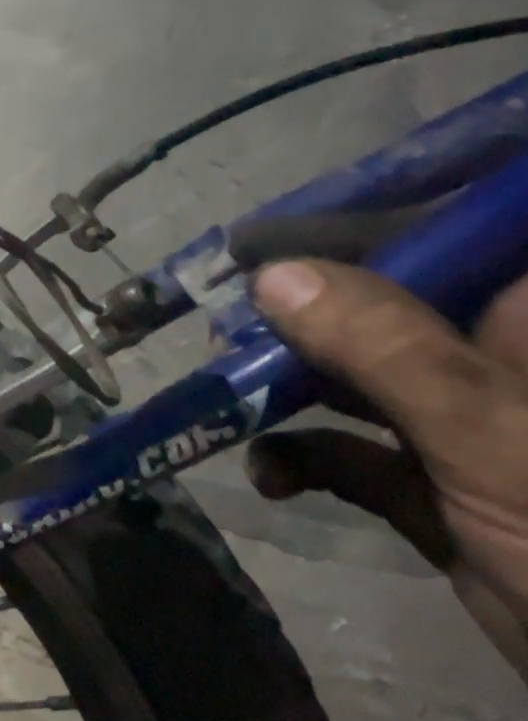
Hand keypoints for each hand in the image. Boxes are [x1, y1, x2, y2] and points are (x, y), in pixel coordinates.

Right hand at [247, 260, 527, 657]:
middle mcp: (500, 371)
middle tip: (221, 320)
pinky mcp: (434, 494)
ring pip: (354, 381)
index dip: (364, 226)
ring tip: (223, 391)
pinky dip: (298, 461)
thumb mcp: (493, 431)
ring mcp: (468, 435)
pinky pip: (347, 457)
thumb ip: (386, 347)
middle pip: (386, 310)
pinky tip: (270, 476)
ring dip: (283, 387)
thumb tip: (273, 274)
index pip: (454, 245)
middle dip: (298, 313)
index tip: (264, 236)